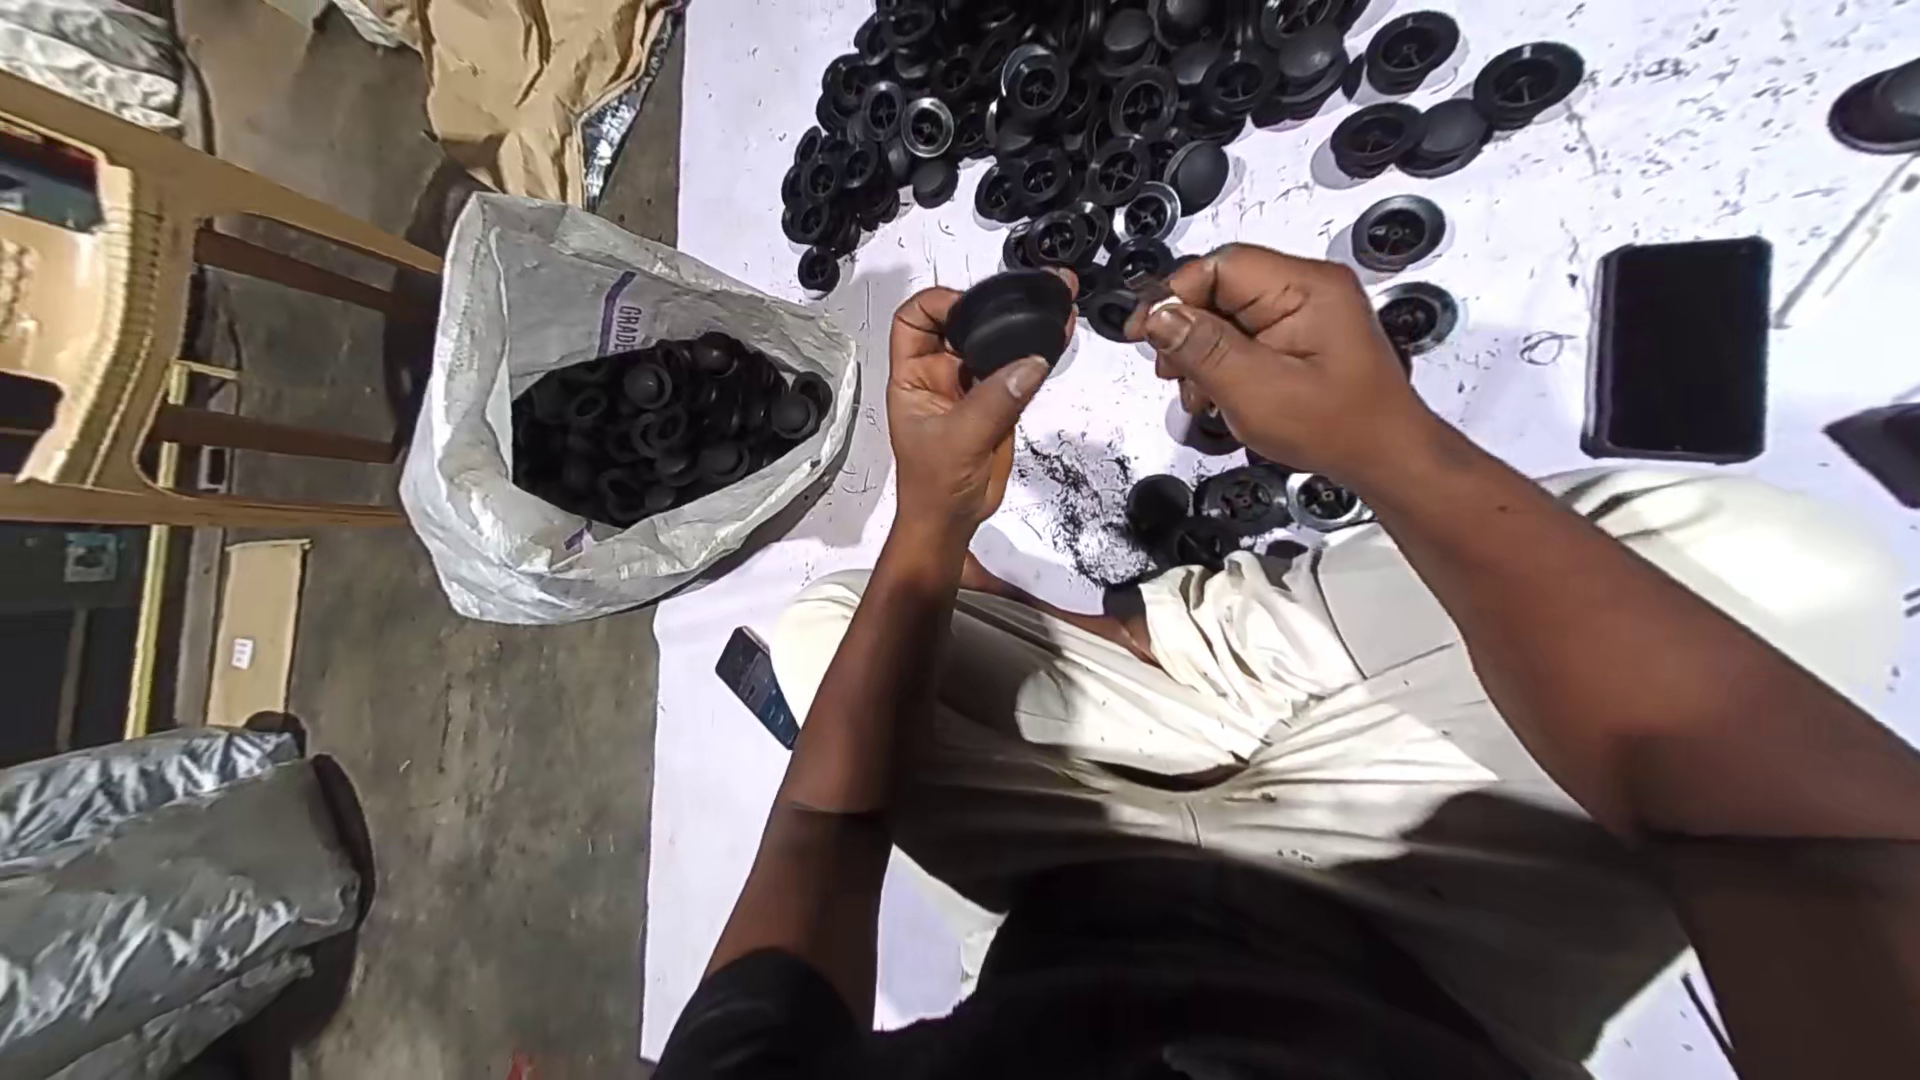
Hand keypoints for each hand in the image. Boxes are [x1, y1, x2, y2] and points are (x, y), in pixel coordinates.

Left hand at [887, 279, 1070, 538]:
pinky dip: (1038, 354)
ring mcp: (971, 388)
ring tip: (1050, 307)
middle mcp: (941, 376)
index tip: (968, 305)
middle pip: (961, 323)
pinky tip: (1056, 338)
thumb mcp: (956, 442)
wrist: (953, 520)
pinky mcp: (998, 402)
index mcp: (913, 378)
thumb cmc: (932, 490)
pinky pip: (1018, 371)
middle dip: (989, 306)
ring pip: (994, 345)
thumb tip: (1026, 365)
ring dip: (1020, 327)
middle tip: (1022, 297)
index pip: (914, 320)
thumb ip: (992, 403)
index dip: (937, 303)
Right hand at [1128, 244, 1441, 486]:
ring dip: (1195, 353)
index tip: (1144, 330)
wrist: (1378, 457)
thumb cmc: (1338, 427)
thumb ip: (1203, 349)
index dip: (1173, 296)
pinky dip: (1214, 365)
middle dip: (1184, 331)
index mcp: (1304, 288)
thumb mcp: (1256, 390)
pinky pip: (1234, 337)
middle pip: (1216, 289)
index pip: (1219, 265)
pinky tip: (1213, 392)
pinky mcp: (1290, 337)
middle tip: (1171, 368)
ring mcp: (1297, 314)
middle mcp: (1303, 291)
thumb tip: (1159, 317)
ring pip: (1220, 316)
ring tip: (1197, 389)